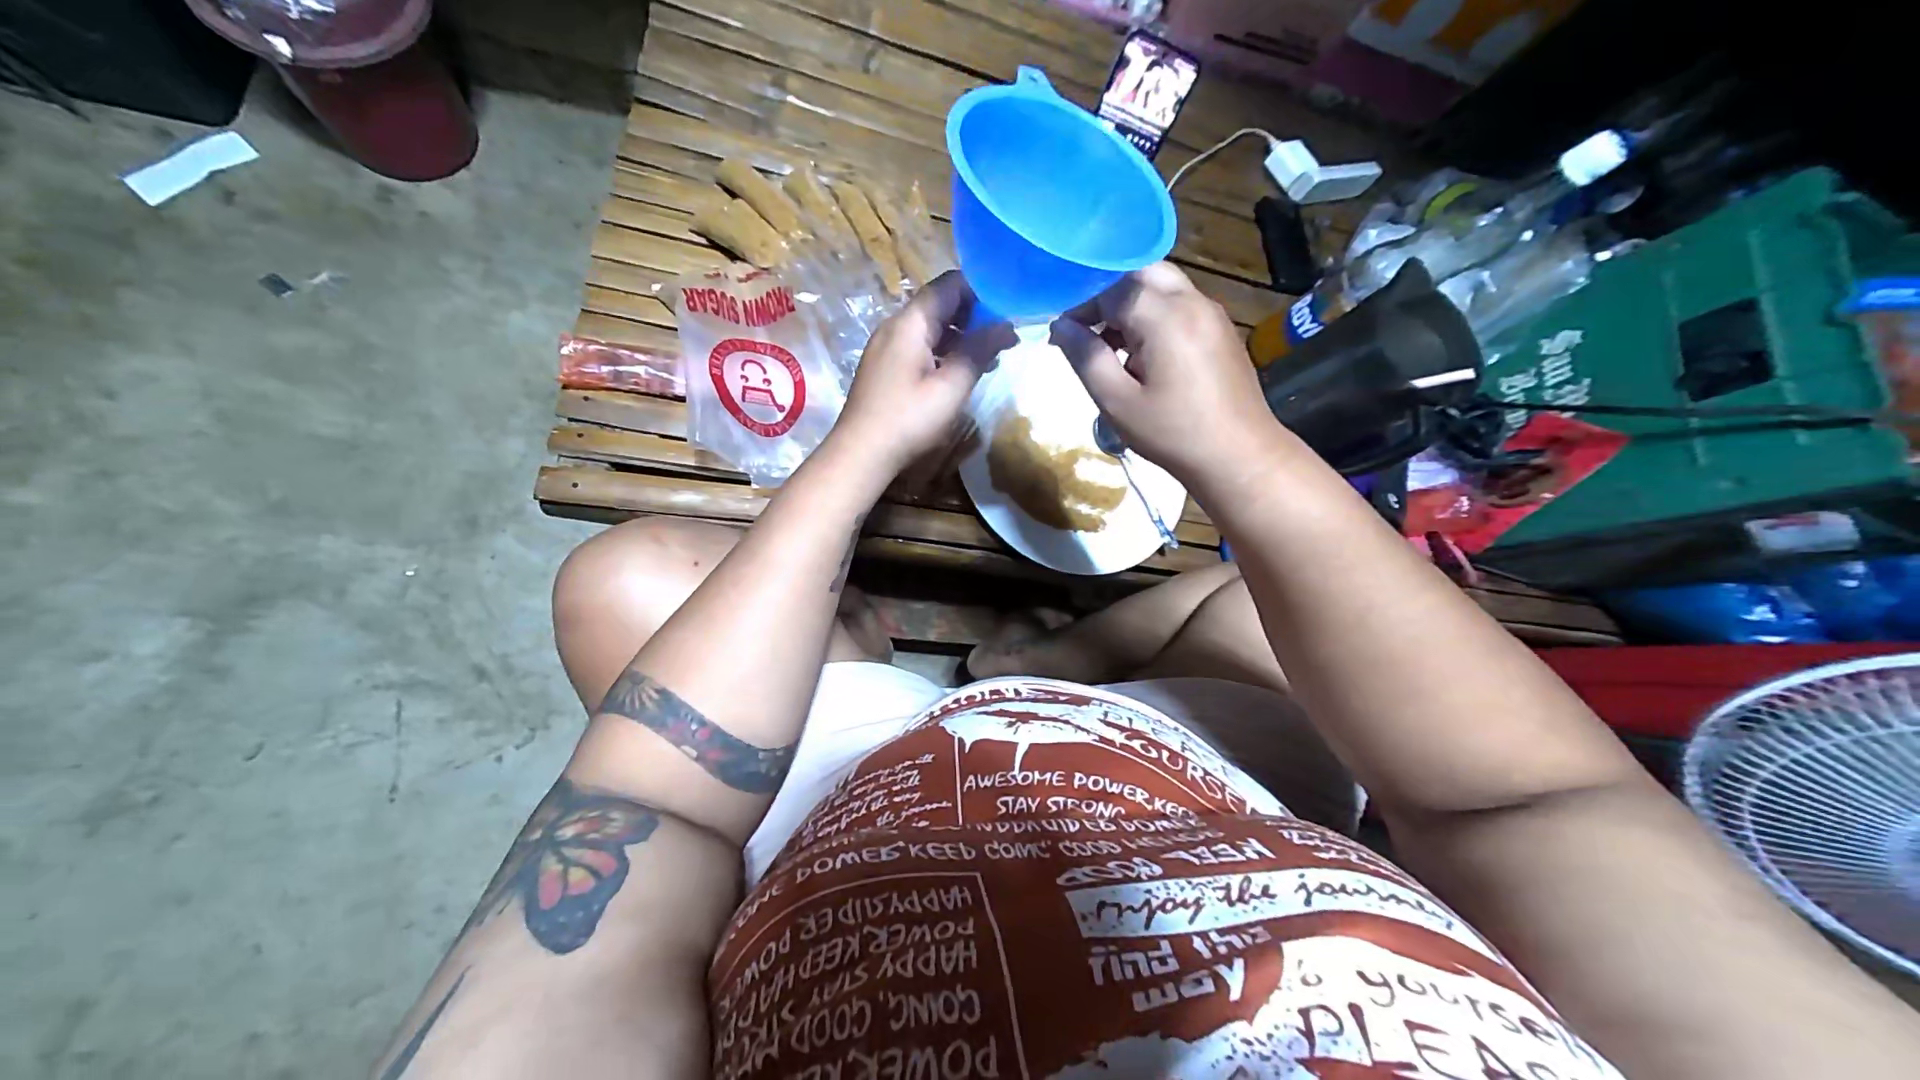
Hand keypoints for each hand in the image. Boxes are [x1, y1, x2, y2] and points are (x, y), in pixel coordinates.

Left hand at [832, 271, 1013, 474]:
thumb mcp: (951, 387)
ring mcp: (887, 348)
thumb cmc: (908, 419)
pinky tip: (961, 375)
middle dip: (974, 316)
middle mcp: (895, 327)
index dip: (982, 290)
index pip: (949, 285)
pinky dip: (944, 353)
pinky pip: (919, 348)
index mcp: (910, 323)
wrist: (860, 454)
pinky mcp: (885, 369)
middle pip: (940, 305)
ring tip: (990, 358)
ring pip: (931, 329)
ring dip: (961, 338)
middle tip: (1005, 337)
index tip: (1009, 308)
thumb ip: (979, 351)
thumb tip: (1007, 326)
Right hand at [1050, 262, 1285, 490]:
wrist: (1238, 455)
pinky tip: (1142, 354)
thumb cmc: (1172, 433)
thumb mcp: (1117, 402)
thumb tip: (1060, 327)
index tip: (1063, 336)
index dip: (1081, 307)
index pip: (1111, 289)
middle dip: (1107, 296)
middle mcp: (1191, 301)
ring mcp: (1211, 312)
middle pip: (1140, 274)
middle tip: (1088, 331)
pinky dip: (1154, 314)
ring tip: (1111, 346)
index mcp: (1164, 316)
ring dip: (1131, 304)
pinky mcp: (1220, 328)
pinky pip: (1180, 304)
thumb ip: (1086, 358)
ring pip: (1162, 285)